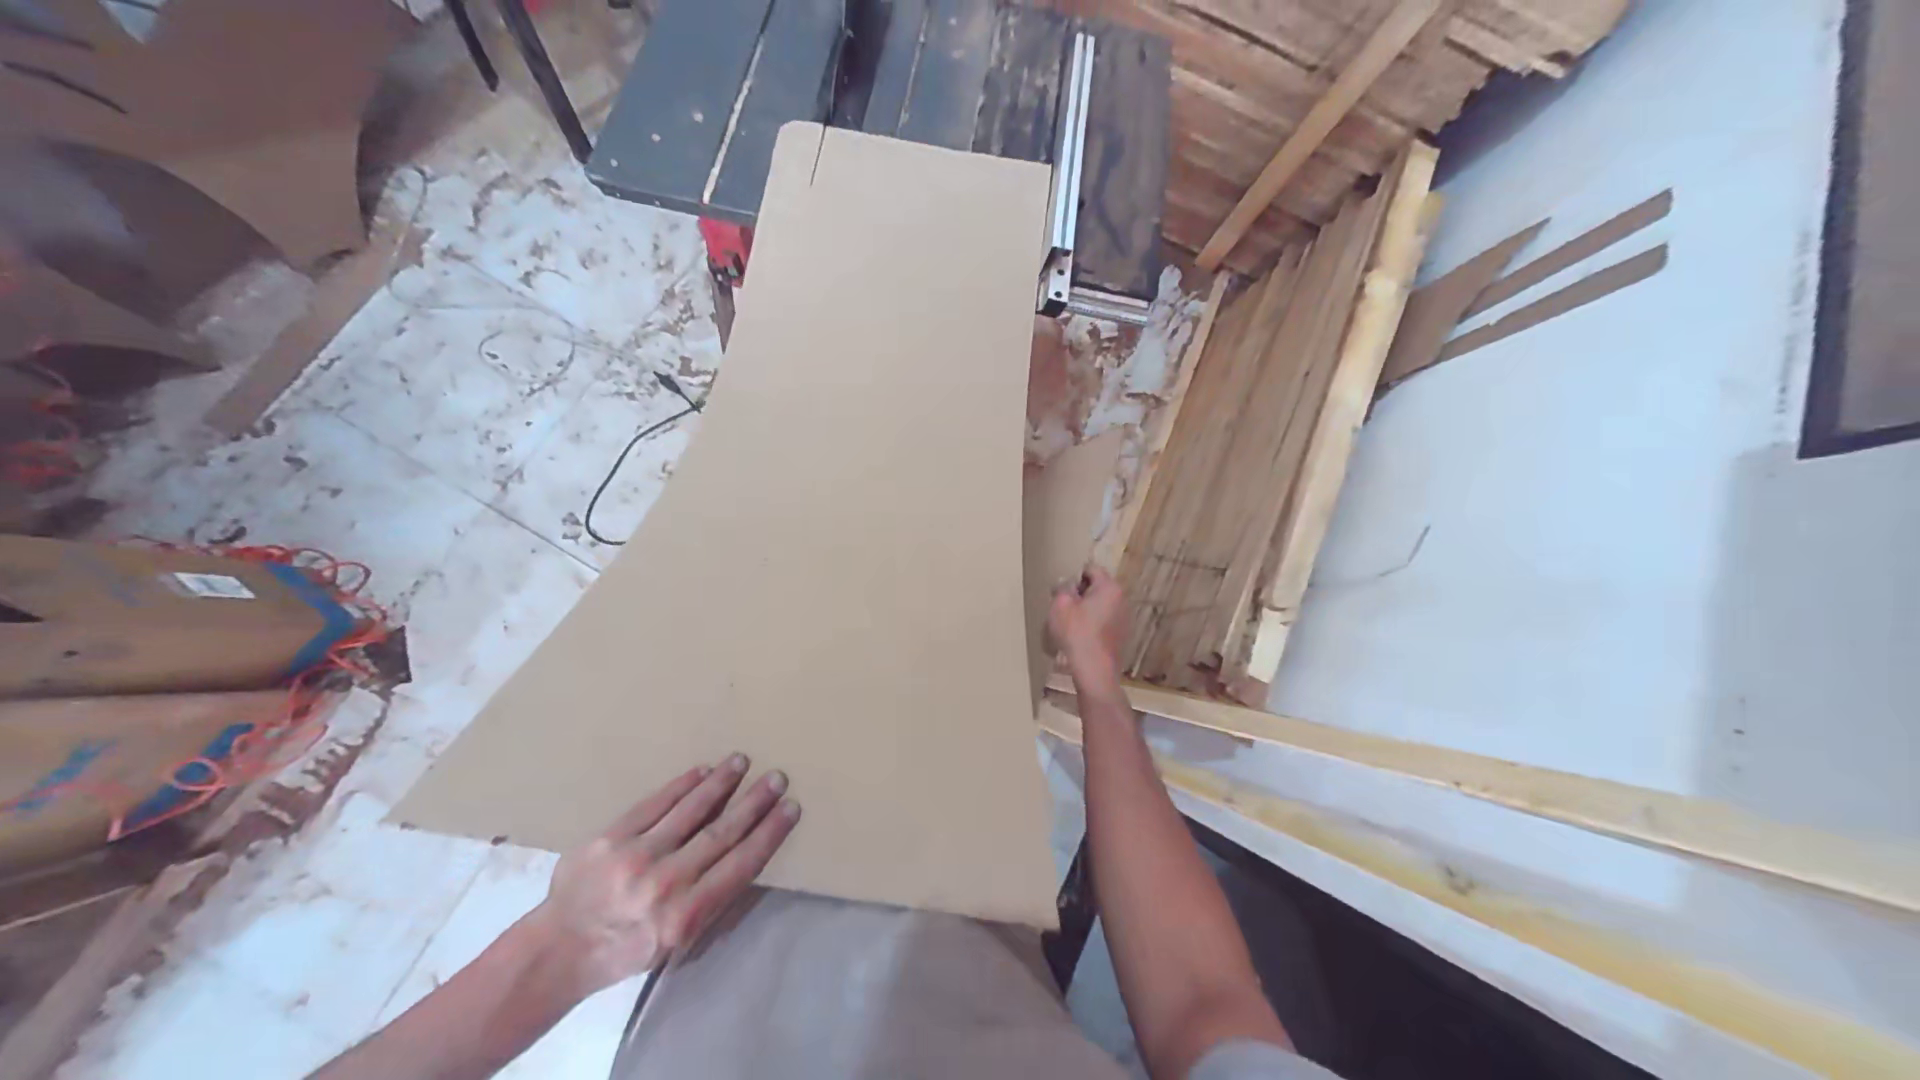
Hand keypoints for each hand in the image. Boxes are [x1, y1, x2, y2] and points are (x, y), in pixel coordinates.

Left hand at [523, 755, 799, 999]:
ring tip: (741, 761)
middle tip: (777, 777)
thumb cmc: (626, 948)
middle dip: (754, 802)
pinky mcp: (611, 837)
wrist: (559, 948)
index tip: (791, 808)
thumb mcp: (677, 941)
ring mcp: (636, 856)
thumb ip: (710, 899)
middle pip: (722, 833)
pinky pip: (654, 804)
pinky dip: (681, 785)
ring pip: (690, 810)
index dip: (770, 833)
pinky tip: (701, 770)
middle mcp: (665, 883)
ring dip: (721, 783)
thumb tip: (745, 852)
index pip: (741, 865)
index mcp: (685, 916)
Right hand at [1049, 566, 1128, 673]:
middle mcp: (1122, 599)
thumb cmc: (1076, 633)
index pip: (1091, 569)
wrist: (1094, 670)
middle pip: (1098, 587)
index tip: (1063, 594)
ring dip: (1087, 610)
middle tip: (1064, 609)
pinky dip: (1094, 624)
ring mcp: (1125, 618)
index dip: (1074, 578)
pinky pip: (1105, 621)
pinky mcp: (1123, 635)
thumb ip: (1062, 587)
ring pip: (1101, 605)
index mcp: (1110, 587)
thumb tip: (1066, 583)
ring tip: (1072, 625)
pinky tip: (1083, 638)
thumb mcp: (1060, 604)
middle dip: (1081, 594)